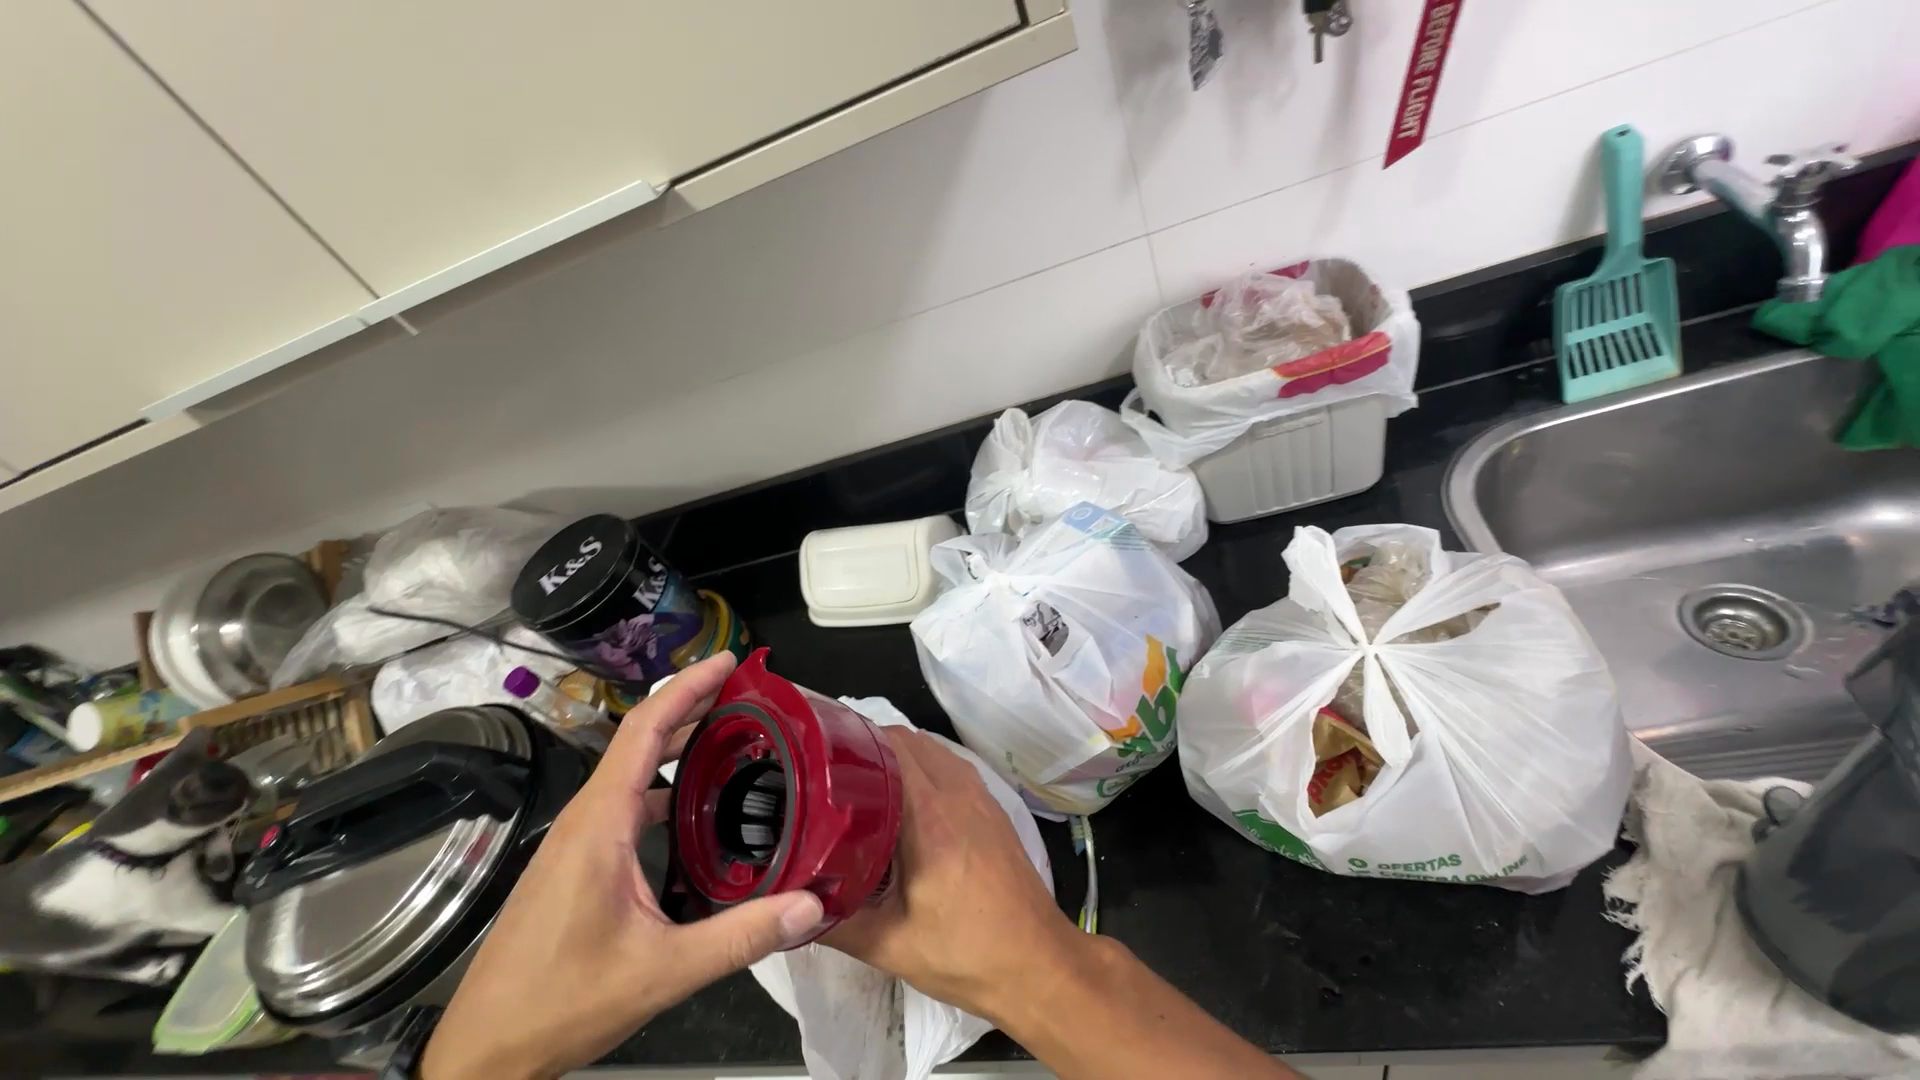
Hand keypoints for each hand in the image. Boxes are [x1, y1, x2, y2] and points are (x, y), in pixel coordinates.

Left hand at [421, 652, 824, 1079]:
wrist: (484, 1053)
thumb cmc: (562, 1003)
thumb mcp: (663, 971)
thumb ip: (740, 937)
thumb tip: (809, 905)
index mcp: (600, 824)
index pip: (645, 730)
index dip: (688, 688)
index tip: (729, 662)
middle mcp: (585, 819)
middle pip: (639, 739)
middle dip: (690, 704)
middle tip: (745, 692)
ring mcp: (576, 841)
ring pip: (629, 770)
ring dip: (675, 743)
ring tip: (728, 736)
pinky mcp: (576, 863)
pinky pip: (623, 801)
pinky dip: (662, 783)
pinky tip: (691, 806)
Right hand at [821, 727, 1080, 1024]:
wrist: (1037, 964)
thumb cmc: (964, 954)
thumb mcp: (887, 945)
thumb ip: (832, 921)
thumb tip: (788, 904)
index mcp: (929, 816)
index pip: (887, 747)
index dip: (849, 745)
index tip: (815, 759)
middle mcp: (957, 791)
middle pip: (907, 740)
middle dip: (867, 748)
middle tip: (830, 776)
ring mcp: (981, 795)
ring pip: (931, 749)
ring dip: (897, 755)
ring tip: (861, 785)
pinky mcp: (993, 807)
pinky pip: (951, 766)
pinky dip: (924, 767)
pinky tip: (903, 801)